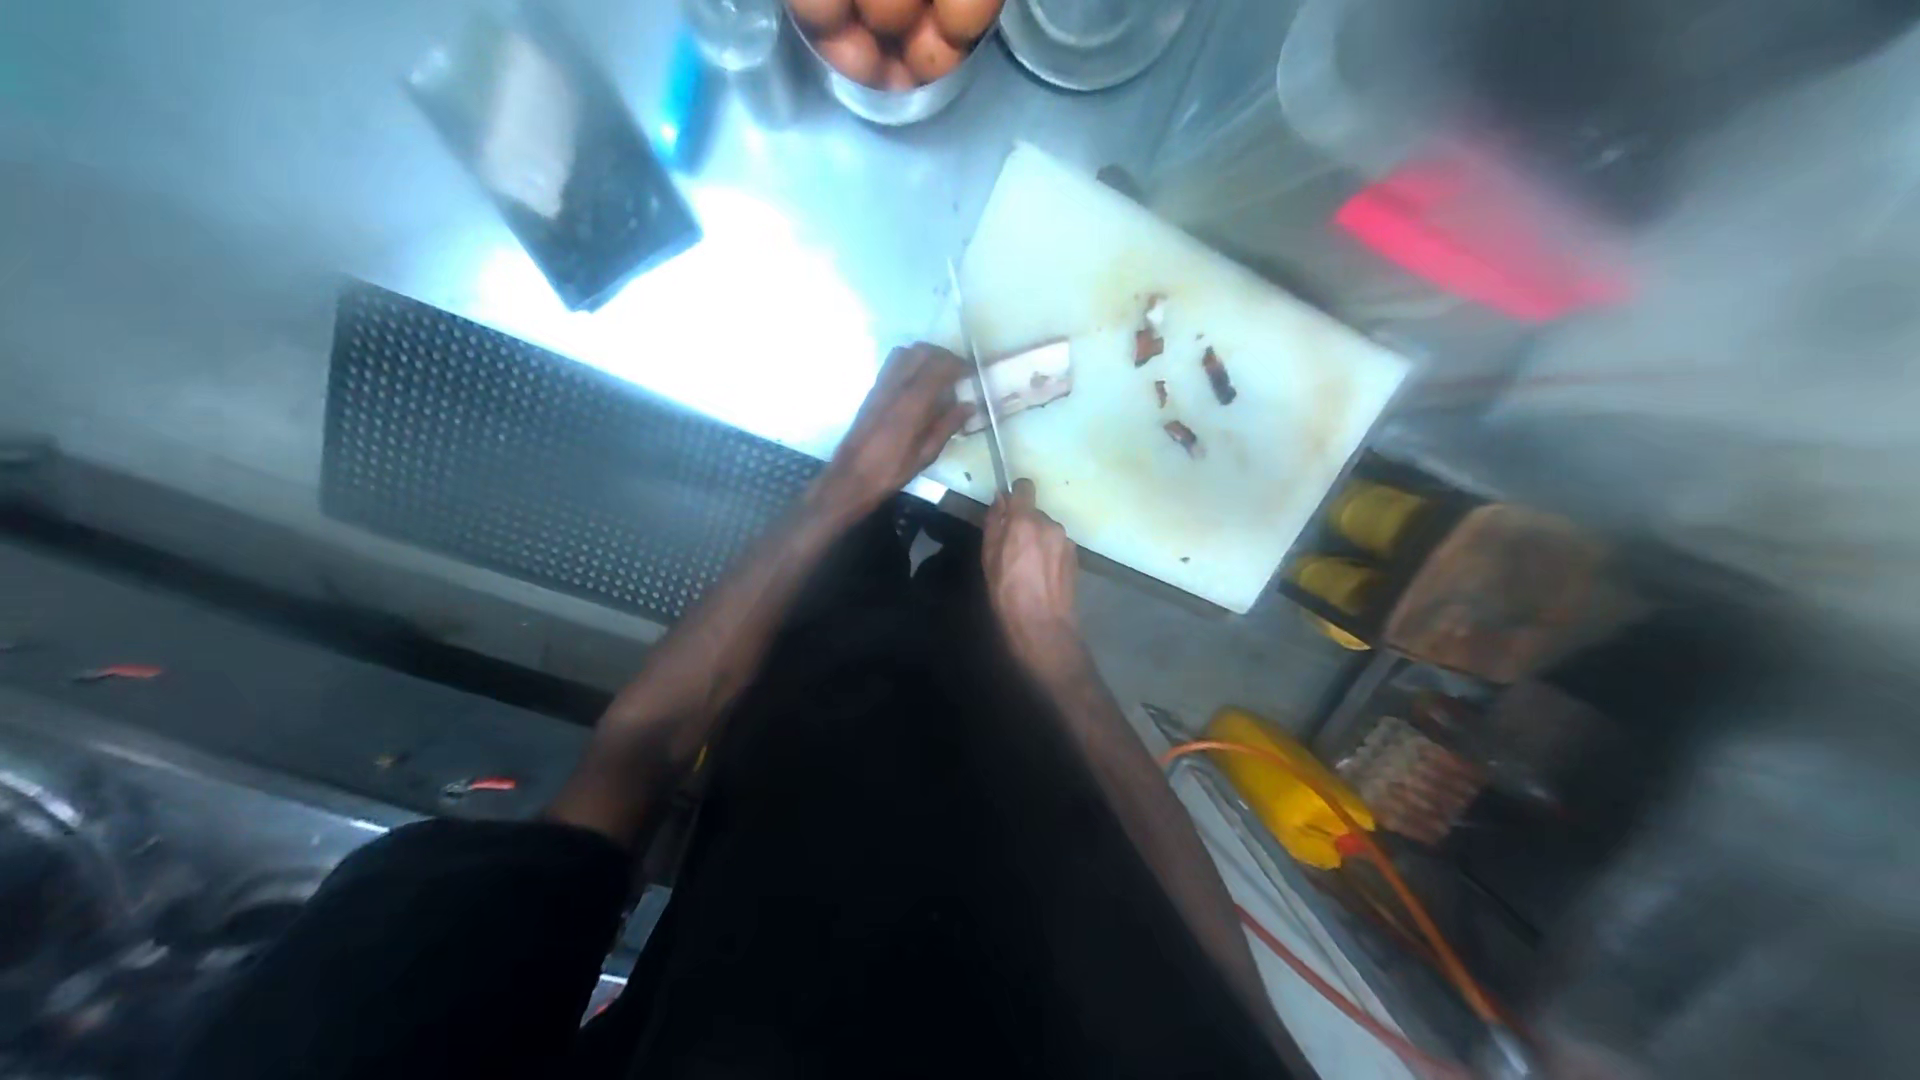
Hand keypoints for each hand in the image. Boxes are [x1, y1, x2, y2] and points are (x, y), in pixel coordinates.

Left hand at [816, 343, 970, 518]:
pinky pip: (892, 362)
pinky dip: (910, 360)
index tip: (971, 372)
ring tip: (939, 371)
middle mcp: (895, 387)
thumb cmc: (892, 470)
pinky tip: (918, 380)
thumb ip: (948, 426)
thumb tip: (969, 405)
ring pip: (906, 352)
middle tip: (958, 370)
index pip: (939, 368)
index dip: (959, 364)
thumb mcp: (926, 454)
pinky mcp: (872, 390)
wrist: (852, 475)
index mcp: (912, 404)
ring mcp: (881, 385)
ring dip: (926, 354)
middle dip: (944, 355)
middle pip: (923, 352)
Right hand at [984, 478, 1081, 673]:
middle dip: (1023, 524)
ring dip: (1037, 539)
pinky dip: (1049, 553)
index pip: (1024, 487)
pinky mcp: (1075, 556)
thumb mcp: (989, 557)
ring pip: (1046, 530)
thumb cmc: (1007, 593)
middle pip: (1034, 512)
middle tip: (1011, 549)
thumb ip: (994, 523)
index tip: (1007, 508)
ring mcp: (1065, 540)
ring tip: (1028, 567)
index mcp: (1025, 520)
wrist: (1042, 625)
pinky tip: (1042, 575)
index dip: (1015, 494)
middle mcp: (1049, 524)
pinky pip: (1057, 545)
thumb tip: (999, 499)